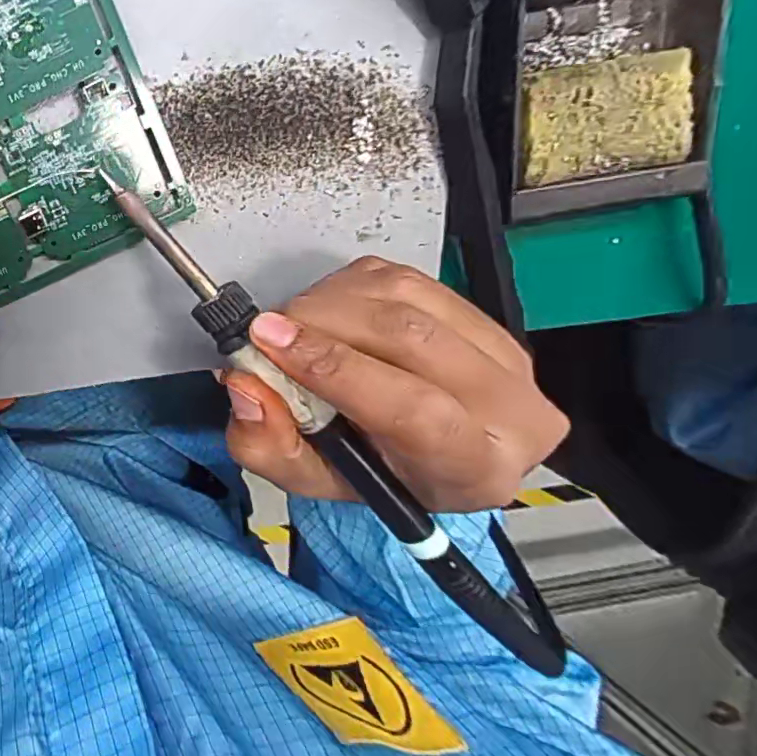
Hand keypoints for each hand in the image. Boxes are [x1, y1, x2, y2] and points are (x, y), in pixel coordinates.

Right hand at [223, 256, 568, 512]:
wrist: (412, 450)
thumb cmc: (368, 470)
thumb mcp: (305, 477)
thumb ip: (265, 444)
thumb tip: (248, 385)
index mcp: (471, 468)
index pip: (414, 409)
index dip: (334, 368)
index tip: (271, 342)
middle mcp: (508, 411)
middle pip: (408, 338)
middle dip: (318, 324)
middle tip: (265, 331)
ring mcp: (502, 354)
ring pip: (403, 297)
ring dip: (328, 301)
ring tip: (294, 327)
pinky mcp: (478, 313)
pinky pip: (402, 278)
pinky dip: (346, 288)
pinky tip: (327, 313)